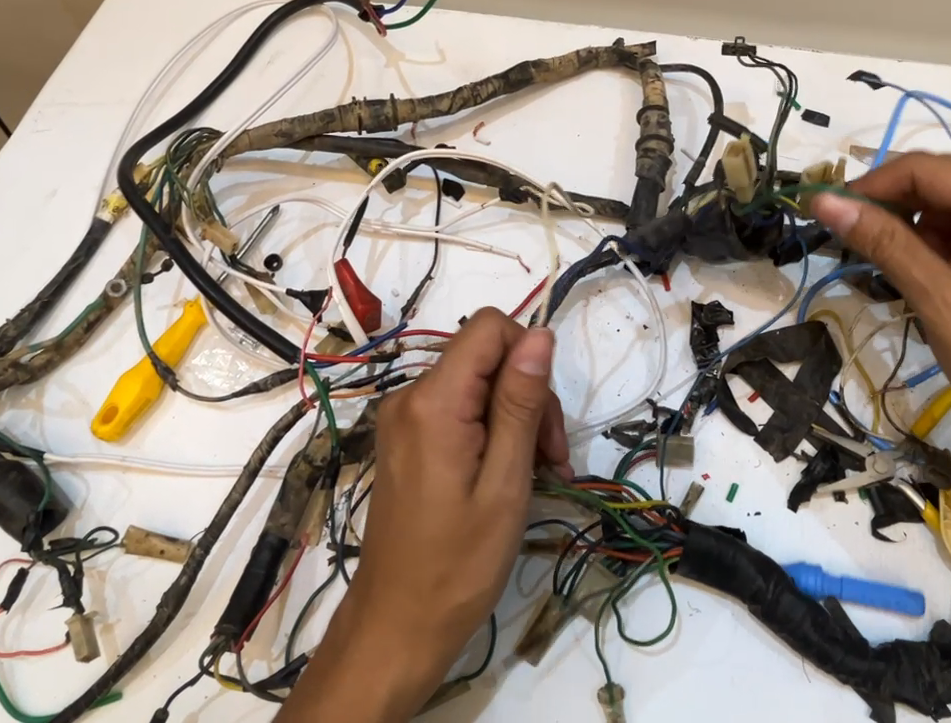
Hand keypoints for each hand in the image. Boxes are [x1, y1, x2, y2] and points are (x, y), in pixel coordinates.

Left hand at [278, 309, 568, 721]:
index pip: (488, 327)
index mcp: (433, 401)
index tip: (547, 416)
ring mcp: (405, 418)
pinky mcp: (408, 438)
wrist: (398, 624)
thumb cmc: (458, 563)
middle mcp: (411, 396)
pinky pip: (461, 410)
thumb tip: (540, 334)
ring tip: (540, 473)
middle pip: (486, 357)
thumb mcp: (505, 482)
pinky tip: (513, 474)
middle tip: (552, 459)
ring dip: (517, 418)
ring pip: (479, 384)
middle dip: (528, 396)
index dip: (528, 354)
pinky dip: (493, 432)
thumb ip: (520, 402)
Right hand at [811, 153, 950, 489]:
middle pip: (941, 183)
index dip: (868, 187)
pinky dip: (942, 250)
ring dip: (915, 233)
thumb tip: (823, 201)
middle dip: (892, 210)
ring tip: (892, 276)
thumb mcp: (940, 301)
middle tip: (853, 249)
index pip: (924, 168)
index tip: (827, 217)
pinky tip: (927, 284)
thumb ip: (884, 242)